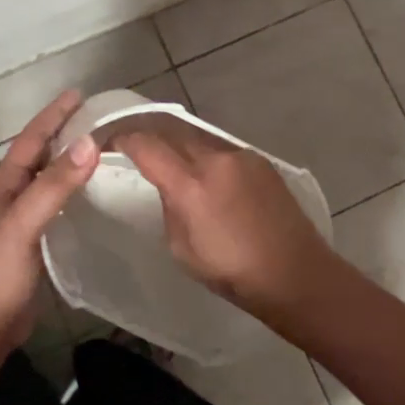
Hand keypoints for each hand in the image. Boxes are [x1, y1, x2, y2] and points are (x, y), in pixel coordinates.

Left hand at [0, 90, 99, 349]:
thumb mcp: (25, 224)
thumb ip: (54, 185)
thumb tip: (89, 142)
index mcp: (2, 186)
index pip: (31, 140)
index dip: (53, 115)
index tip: (79, 94)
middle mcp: (10, 196)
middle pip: (39, 155)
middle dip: (63, 132)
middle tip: (97, 117)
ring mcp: (21, 220)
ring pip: (48, 179)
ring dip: (69, 160)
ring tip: (100, 147)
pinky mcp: (34, 241)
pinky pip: (56, 204)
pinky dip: (73, 191)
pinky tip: (92, 194)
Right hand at [111, 116, 335, 310]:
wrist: (295, 273)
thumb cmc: (232, 272)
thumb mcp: (182, 248)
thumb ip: (169, 207)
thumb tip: (169, 187)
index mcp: (190, 185)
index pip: (146, 146)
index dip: (122, 139)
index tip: (108, 141)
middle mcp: (215, 159)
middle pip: (170, 130)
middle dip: (146, 131)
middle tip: (129, 139)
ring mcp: (240, 156)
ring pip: (197, 136)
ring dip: (176, 140)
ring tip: (164, 153)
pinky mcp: (260, 161)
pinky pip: (220, 148)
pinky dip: (203, 153)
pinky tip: (203, 172)